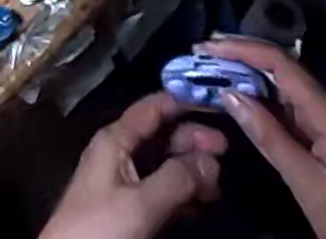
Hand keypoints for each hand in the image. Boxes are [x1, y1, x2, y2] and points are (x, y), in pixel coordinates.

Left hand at [39, 91, 229, 238]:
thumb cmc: (99, 230)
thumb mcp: (140, 203)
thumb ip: (177, 178)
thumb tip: (212, 159)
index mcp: (116, 139)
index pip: (154, 107)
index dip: (183, 100)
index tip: (216, 101)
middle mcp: (120, 153)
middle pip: (162, 135)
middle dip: (193, 140)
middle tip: (225, 151)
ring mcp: (124, 183)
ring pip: (164, 165)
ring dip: (191, 170)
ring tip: (218, 183)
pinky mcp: (128, 210)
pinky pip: (161, 191)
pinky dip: (183, 193)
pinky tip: (203, 204)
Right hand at [197, 37, 325, 238]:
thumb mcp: (311, 189)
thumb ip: (271, 139)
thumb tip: (231, 94)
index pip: (280, 64)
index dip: (242, 48)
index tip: (206, 46)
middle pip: (282, 67)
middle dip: (241, 55)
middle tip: (202, 53)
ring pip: (286, 86)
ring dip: (250, 74)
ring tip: (214, 69)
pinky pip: (293, 107)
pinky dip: (264, 98)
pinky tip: (244, 99)